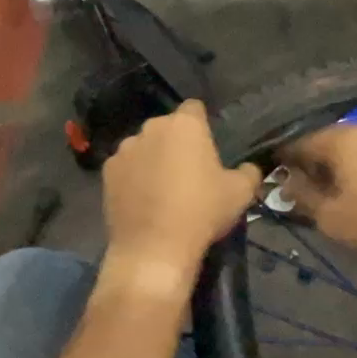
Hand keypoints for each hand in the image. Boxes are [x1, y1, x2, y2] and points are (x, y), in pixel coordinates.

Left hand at [101, 101, 262, 293]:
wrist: (154, 248)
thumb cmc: (201, 212)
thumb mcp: (240, 193)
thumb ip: (248, 172)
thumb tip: (249, 168)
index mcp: (185, 125)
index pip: (194, 108)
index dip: (201, 124)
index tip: (206, 147)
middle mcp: (152, 128)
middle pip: (167, 128)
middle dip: (175, 142)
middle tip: (187, 171)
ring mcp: (125, 149)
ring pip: (143, 147)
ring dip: (151, 158)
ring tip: (160, 188)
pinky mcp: (107, 171)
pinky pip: (125, 167)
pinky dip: (131, 177)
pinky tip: (141, 200)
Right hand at [279, 123, 356, 278]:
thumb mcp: (331, 219)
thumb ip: (301, 195)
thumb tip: (285, 180)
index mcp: (342, 135)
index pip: (298, 139)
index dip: (281, 158)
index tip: (271, 178)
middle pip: (326, 139)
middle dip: (311, 162)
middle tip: (301, 192)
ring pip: (351, 145)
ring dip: (337, 166)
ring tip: (332, 196)